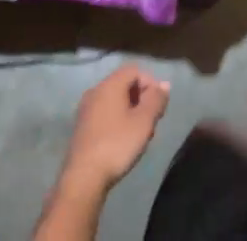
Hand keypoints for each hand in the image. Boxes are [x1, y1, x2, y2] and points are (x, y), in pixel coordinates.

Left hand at [63, 64, 170, 191]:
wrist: (84, 175)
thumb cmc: (117, 144)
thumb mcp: (144, 122)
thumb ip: (155, 100)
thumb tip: (164, 84)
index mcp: (109, 85)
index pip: (134, 70)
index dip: (150, 83)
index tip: (158, 106)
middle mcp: (95, 91)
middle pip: (124, 83)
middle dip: (141, 99)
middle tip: (151, 122)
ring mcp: (86, 108)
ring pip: (115, 100)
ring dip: (131, 111)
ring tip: (139, 134)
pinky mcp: (82, 125)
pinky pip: (105, 112)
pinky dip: (118, 119)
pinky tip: (123, 140)